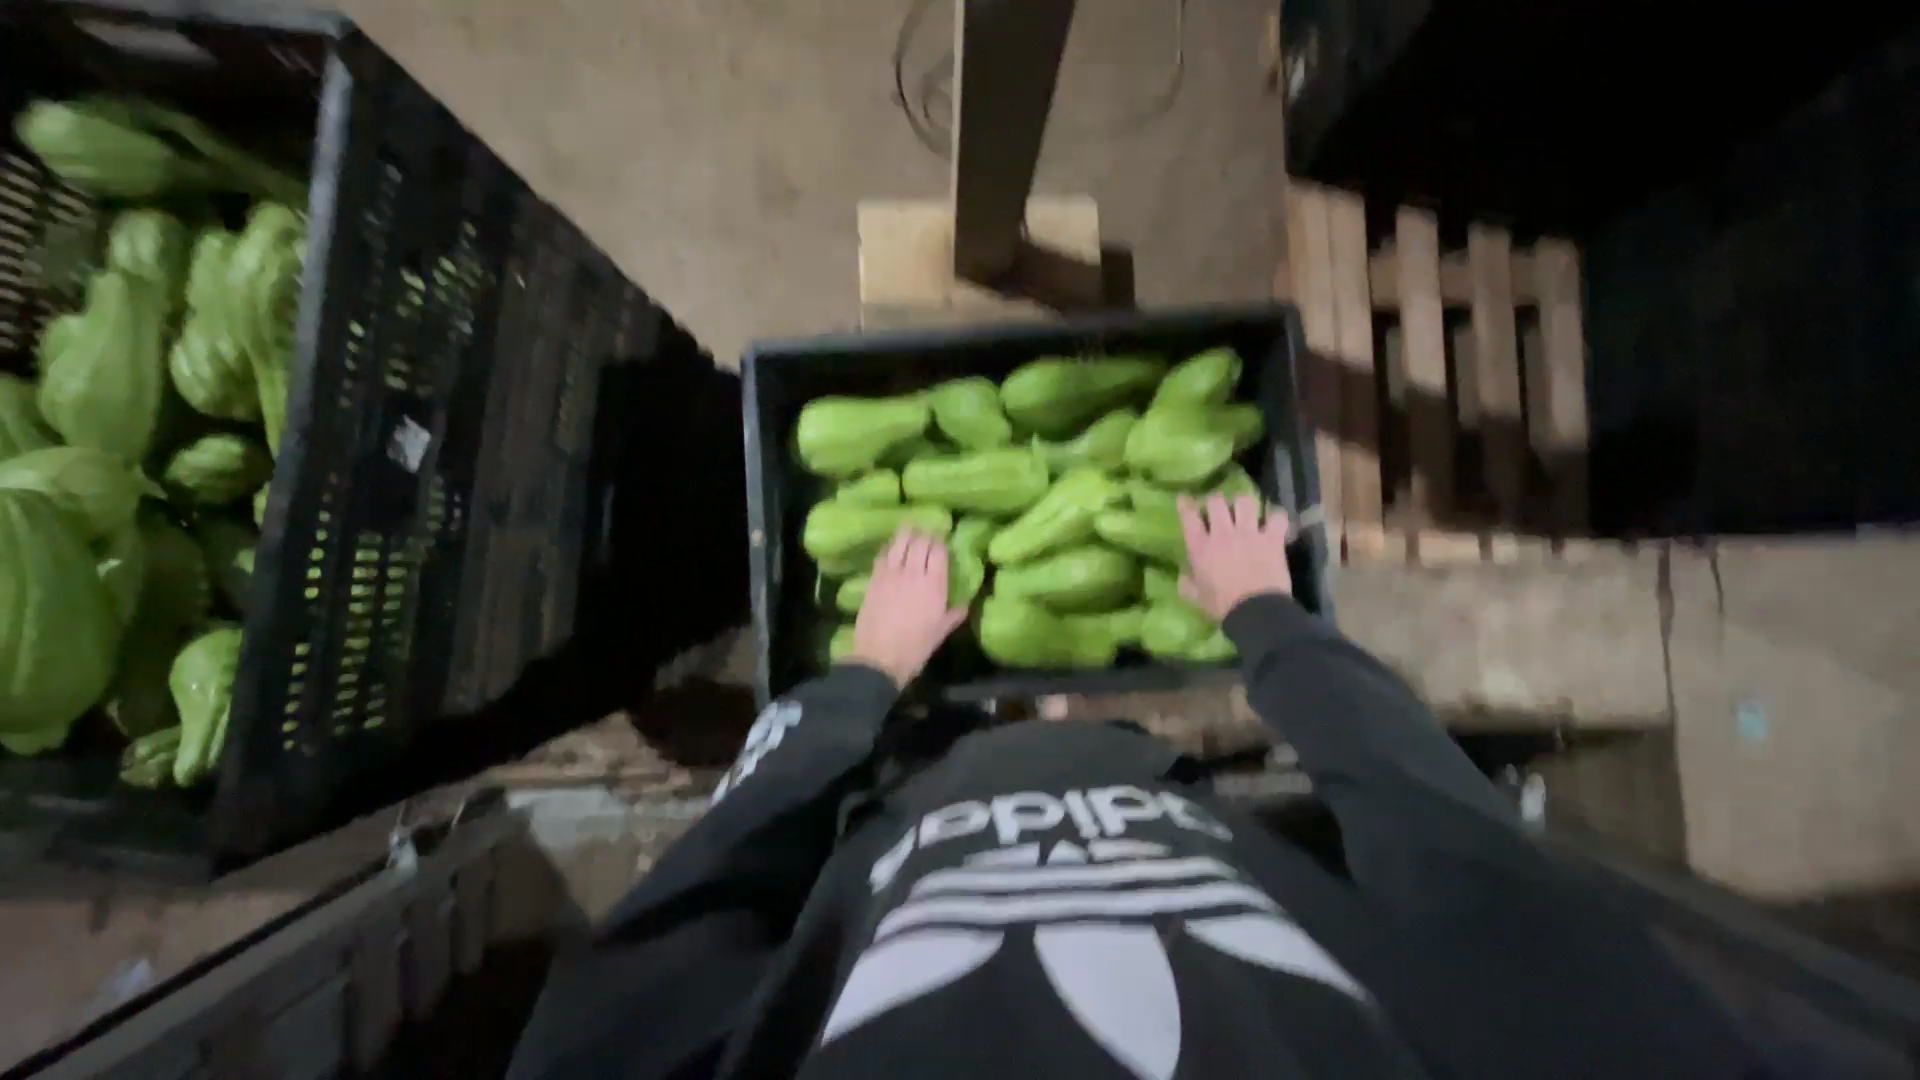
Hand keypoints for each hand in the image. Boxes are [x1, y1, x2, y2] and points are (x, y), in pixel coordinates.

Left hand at [845, 529, 968, 687]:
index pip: (938, 551)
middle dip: (924, 533)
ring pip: (899, 543)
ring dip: (906, 533)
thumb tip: (965, 602)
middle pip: (919, 541)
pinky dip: (889, 547)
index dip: (940, 541)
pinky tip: (891, 546)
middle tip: (927, 532)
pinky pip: (883, 555)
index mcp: (934, 585)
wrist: (880, 658)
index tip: (941, 538)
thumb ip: (954, 613)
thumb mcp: (942, 632)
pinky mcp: (873, 579)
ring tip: (910, 529)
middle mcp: (913, 573)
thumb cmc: (916, 648)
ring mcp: (891, 574)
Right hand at [1178, 493, 1290, 620]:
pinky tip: (1273, 520)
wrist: (1255, 612)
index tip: (1185, 499)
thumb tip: (1185, 571)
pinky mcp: (1272, 539)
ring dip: (1243, 504)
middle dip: (1216, 501)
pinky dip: (1276, 515)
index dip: (1186, 503)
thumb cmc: (1221, 606)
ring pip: (1245, 501)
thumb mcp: (1194, 596)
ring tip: (1245, 511)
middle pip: (1216, 500)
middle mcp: (1222, 533)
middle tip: (1218, 509)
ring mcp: (1249, 533)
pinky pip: (1277, 516)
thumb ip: (1187, 580)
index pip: (1188, 515)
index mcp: (1200, 546)